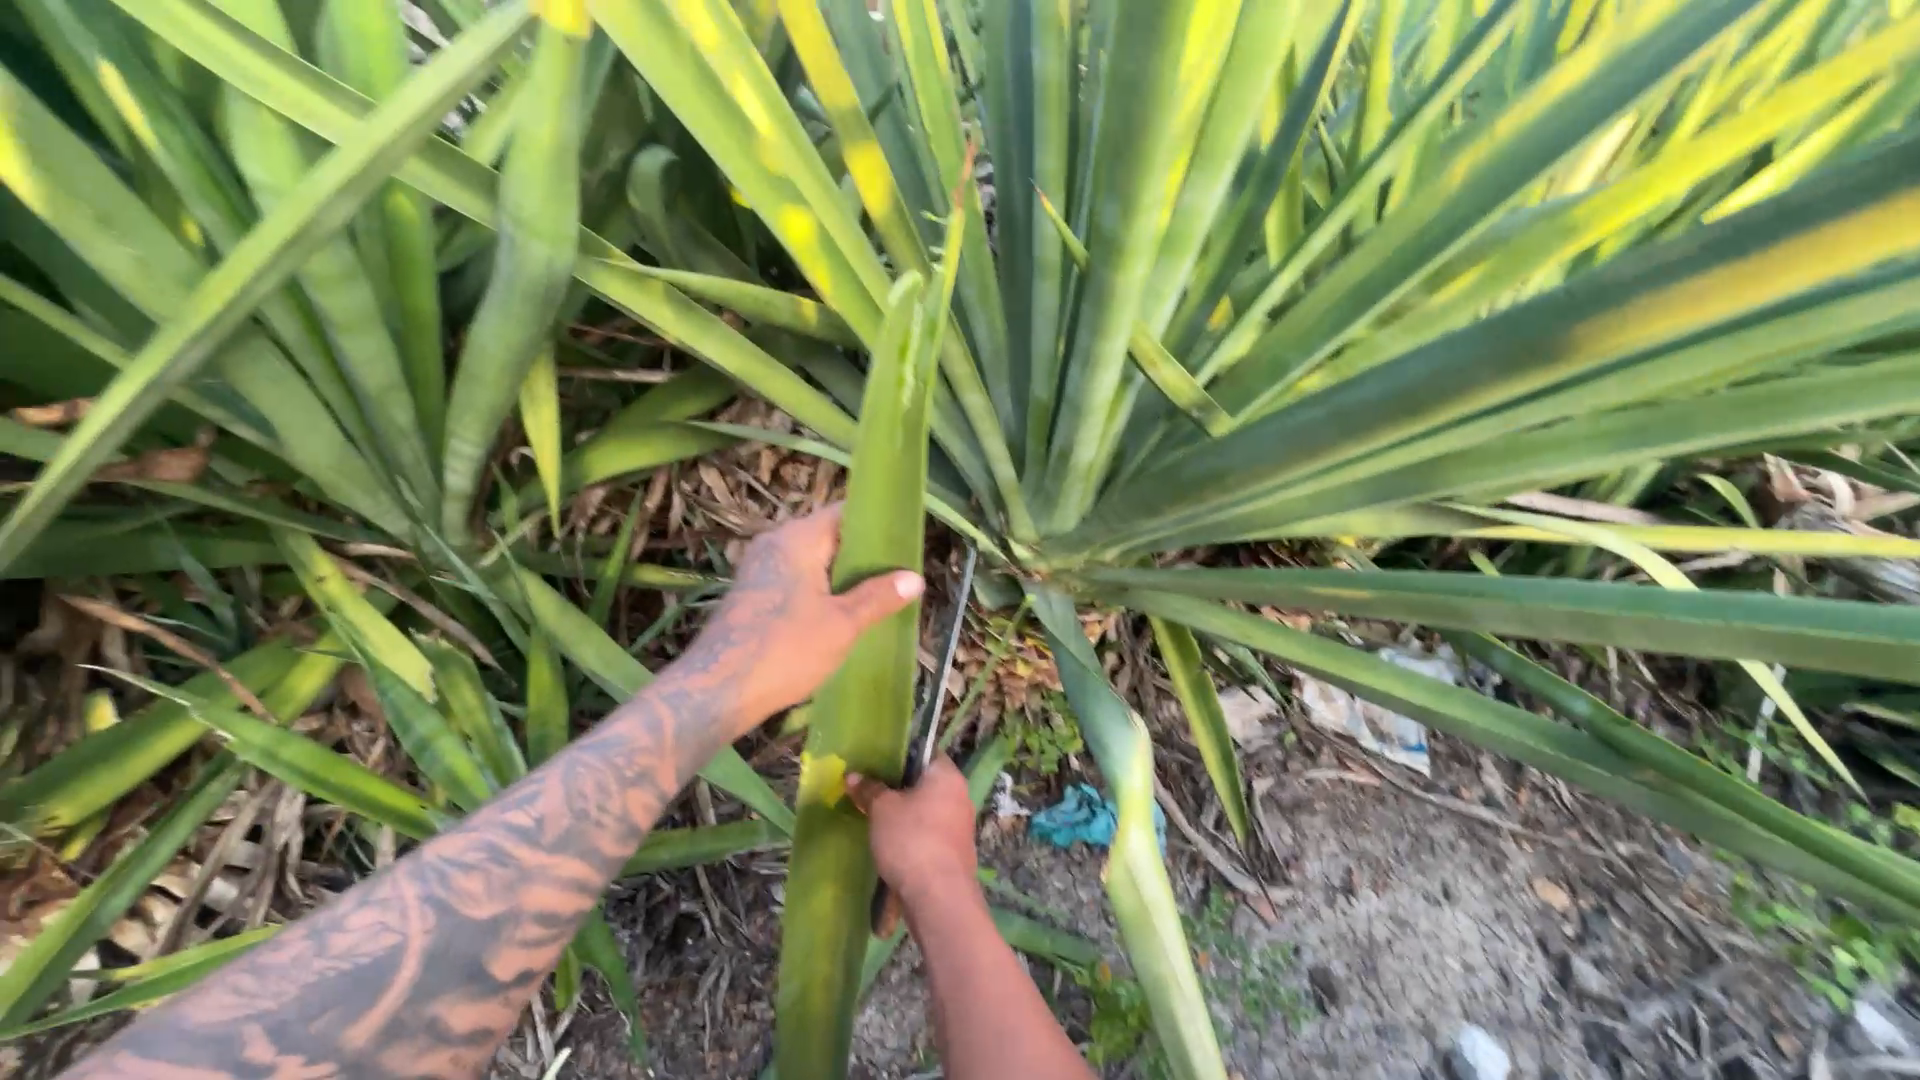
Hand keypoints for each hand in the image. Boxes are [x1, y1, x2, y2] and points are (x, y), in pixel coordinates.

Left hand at [685, 504, 923, 725]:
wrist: (716, 691)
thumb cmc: (785, 649)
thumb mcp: (842, 624)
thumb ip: (878, 597)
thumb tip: (915, 578)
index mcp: (797, 538)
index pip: (844, 512)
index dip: (878, 524)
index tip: (906, 543)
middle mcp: (774, 543)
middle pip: (829, 536)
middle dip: (863, 556)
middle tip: (899, 575)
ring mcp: (758, 569)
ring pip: (812, 561)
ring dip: (841, 577)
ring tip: (878, 597)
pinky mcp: (751, 594)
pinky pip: (795, 580)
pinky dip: (819, 591)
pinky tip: (840, 616)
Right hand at [845, 758, 977, 903]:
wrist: (938, 897)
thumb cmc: (911, 839)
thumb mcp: (882, 809)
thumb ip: (869, 789)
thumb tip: (854, 776)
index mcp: (947, 776)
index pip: (925, 752)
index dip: (901, 755)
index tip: (877, 764)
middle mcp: (960, 796)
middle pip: (925, 783)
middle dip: (899, 788)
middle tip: (870, 791)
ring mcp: (960, 827)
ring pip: (927, 811)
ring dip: (905, 815)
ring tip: (875, 819)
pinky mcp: (955, 853)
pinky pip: (929, 835)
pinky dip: (912, 837)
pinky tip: (890, 845)